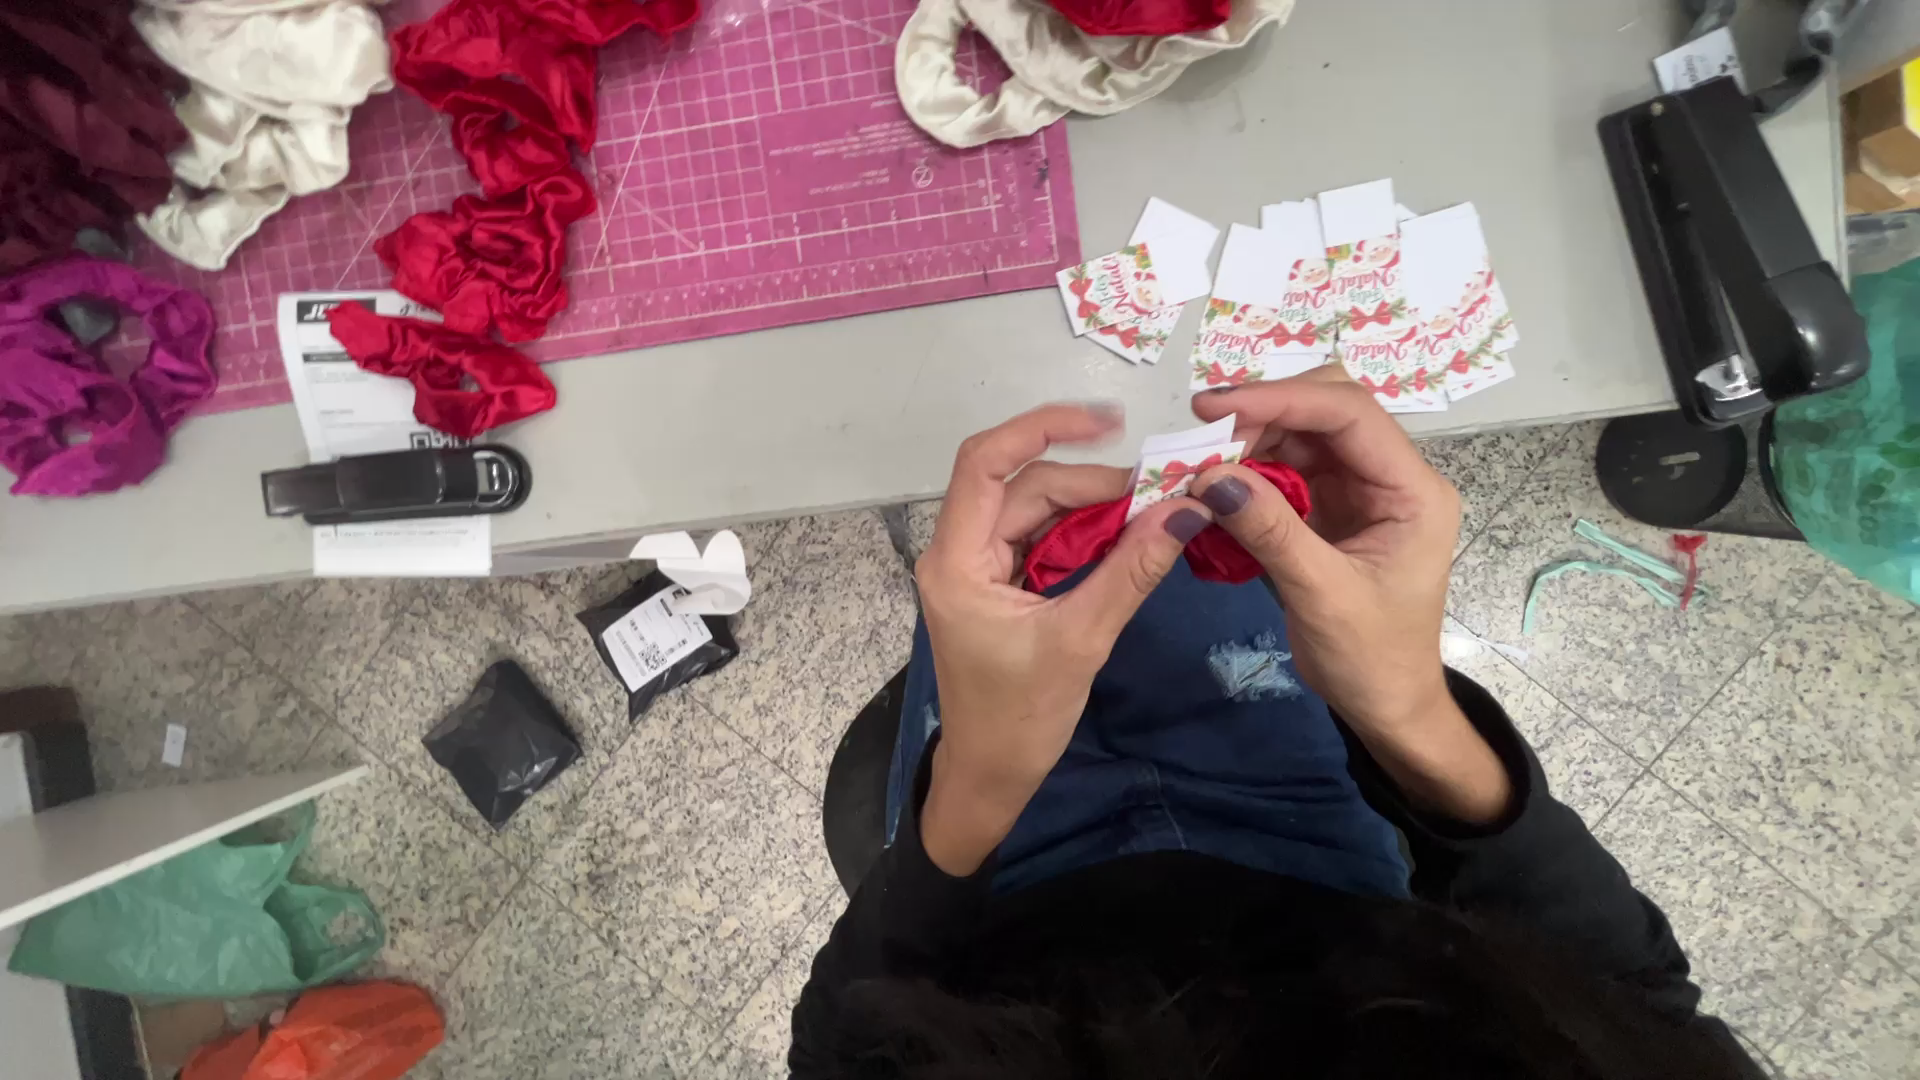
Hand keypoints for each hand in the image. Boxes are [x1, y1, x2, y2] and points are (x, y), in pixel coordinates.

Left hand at [915, 403, 1211, 872]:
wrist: (990, 775)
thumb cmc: (1020, 720)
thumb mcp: (1081, 641)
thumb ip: (1131, 572)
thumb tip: (1186, 510)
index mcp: (957, 561)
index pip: (983, 463)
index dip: (1039, 428)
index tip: (1104, 421)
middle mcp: (958, 552)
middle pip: (1022, 487)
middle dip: (1089, 482)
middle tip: (1159, 490)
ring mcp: (976, 566)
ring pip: (1033, 509)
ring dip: (1089, 505)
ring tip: (1150, 509)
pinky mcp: (996, 582)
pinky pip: (1038, 537)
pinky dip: (1080, 532)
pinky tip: (1123, 533)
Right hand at [1188, 371, 1508, 823]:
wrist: (1383, 702)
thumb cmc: (1370, 656)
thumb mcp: (1321, 594)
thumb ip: (1271, 530)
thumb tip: (1209, 476)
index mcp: (1410, 490)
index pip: (1349, 414)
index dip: (1282, 399)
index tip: (1214, 408)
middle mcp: (1387, 476)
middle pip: (1326, 410)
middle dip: (1263, 411)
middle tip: (1200, 431)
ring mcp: (1355, 490)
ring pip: (1299, 436)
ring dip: (1247, 440)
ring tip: (1197, 459)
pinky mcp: (1326, 507)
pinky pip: (1283, 469)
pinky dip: (1246, 470)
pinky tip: (1214, 482)